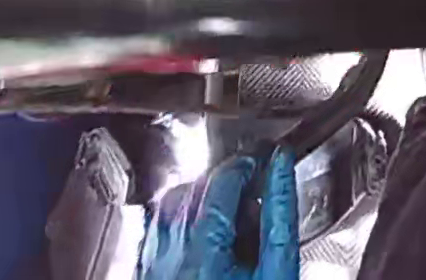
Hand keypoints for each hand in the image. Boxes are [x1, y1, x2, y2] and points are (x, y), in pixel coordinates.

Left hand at [141, 148, 298, 279]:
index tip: (269, 157)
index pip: (224, 176)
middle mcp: (167, 259)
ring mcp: (150, 268)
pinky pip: (157, 228)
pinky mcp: (144, 276)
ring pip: (174, 203)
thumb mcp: (278, 268)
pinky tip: (207, 232)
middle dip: (231, 176)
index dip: (251, 158)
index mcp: (203, 253)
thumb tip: (281, 160)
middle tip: (258, 184)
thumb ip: (281, 209)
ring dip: (206, 194)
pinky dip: (184, 217)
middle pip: (198, 185)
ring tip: (234, 211)